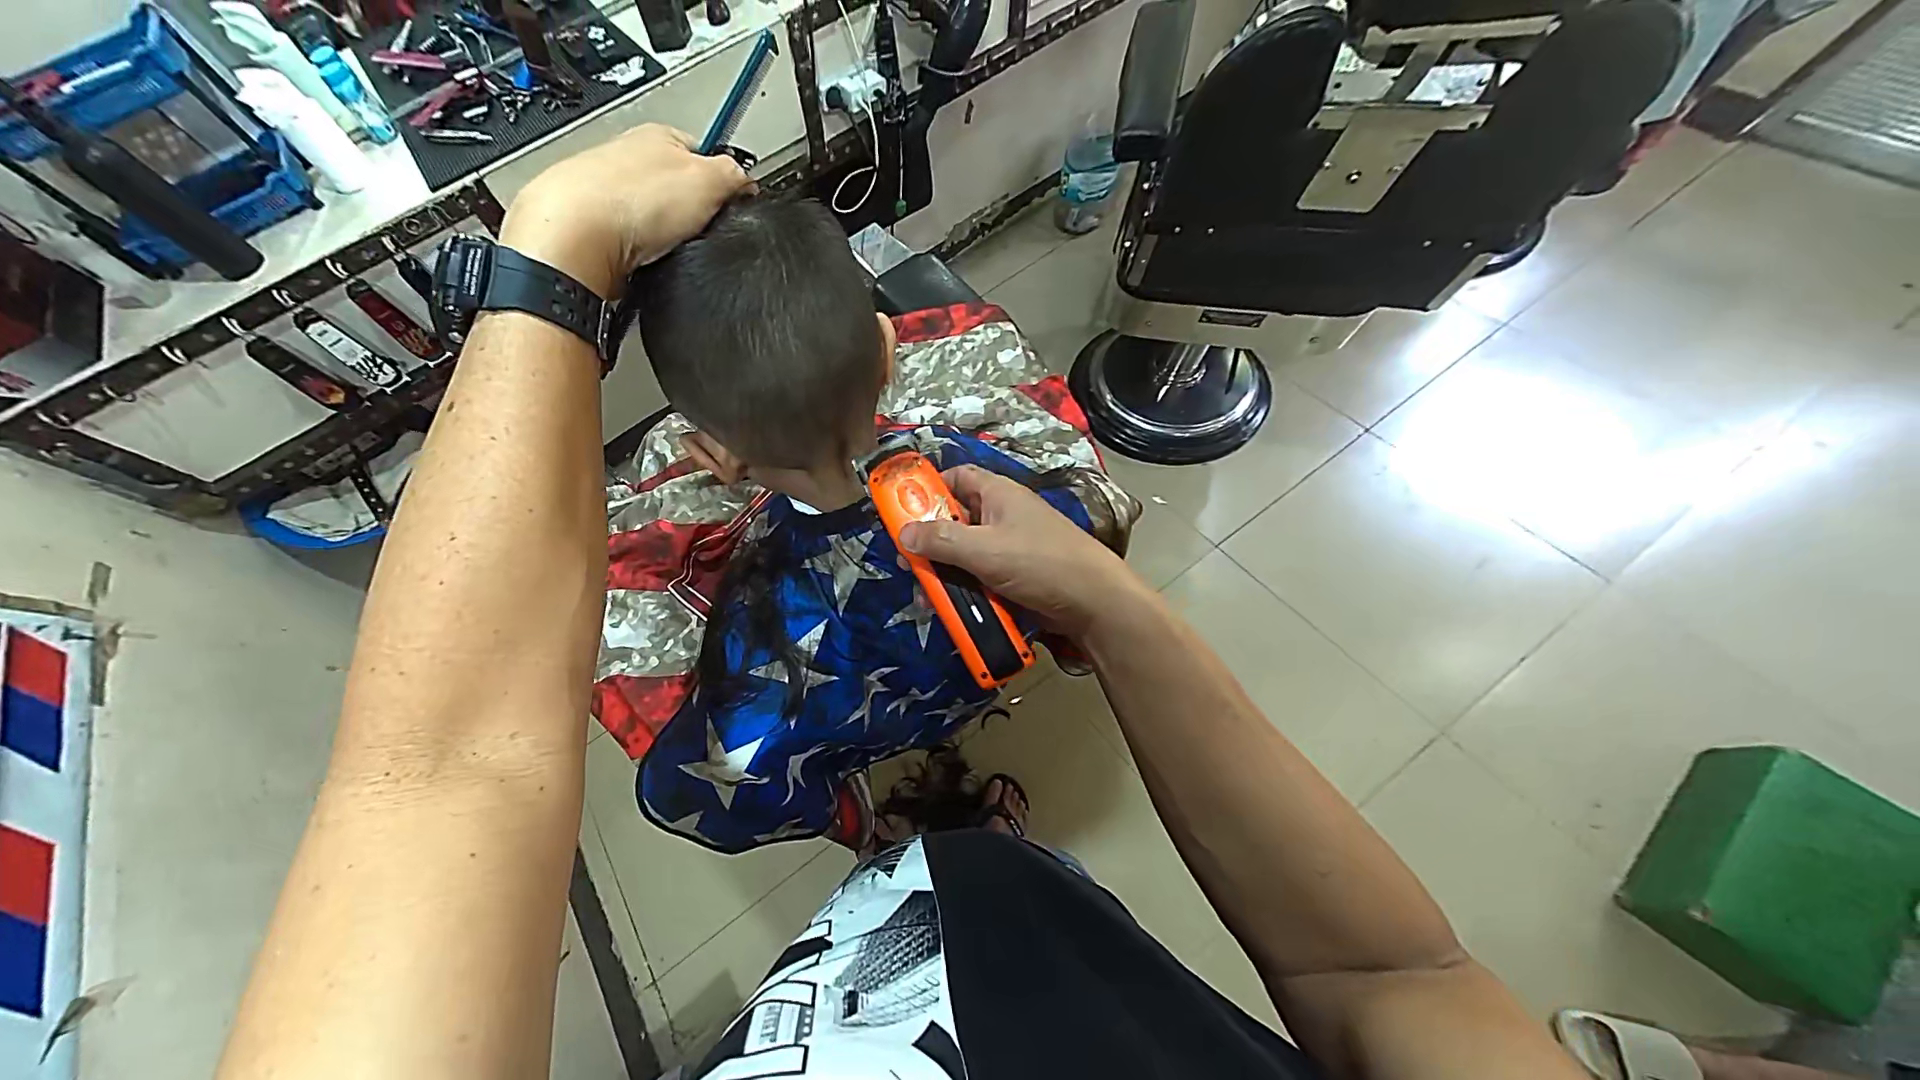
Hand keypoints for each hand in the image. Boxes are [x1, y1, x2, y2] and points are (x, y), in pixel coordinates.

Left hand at [499, 124, 749, 298]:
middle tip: (699, 230)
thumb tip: (745, 182)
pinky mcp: (598, 230)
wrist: (575, 239)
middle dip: (695, 215)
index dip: (725, 182)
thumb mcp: (709, 179)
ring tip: (668, 247)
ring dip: (669, 238)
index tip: (732, 203)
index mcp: (657, 136)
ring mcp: (610, 194)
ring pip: (658, 220)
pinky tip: (647, 259)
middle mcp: (629, 159)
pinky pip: (638, 246)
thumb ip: (735, 175)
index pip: (706, 154)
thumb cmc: (629, 202)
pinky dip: (647, 255)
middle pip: (682, 190)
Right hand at [898, 466, 1152, 638]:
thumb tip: (903, 534)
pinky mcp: (1016, 575)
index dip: (929, 489)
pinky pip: (980, 576)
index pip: (956, 477)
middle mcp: (1002, 515)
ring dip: (945, 572)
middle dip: (930, 542)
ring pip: (965, 554)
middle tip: (908, 562)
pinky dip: (965, 589)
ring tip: (928, 593)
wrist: (1094, 602)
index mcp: (998, 494)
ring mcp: (1010, 547)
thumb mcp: (983, 549)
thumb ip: (941, 540)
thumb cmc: (1040, 562)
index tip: (904, 510)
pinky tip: (953, 606)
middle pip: (955, 520)